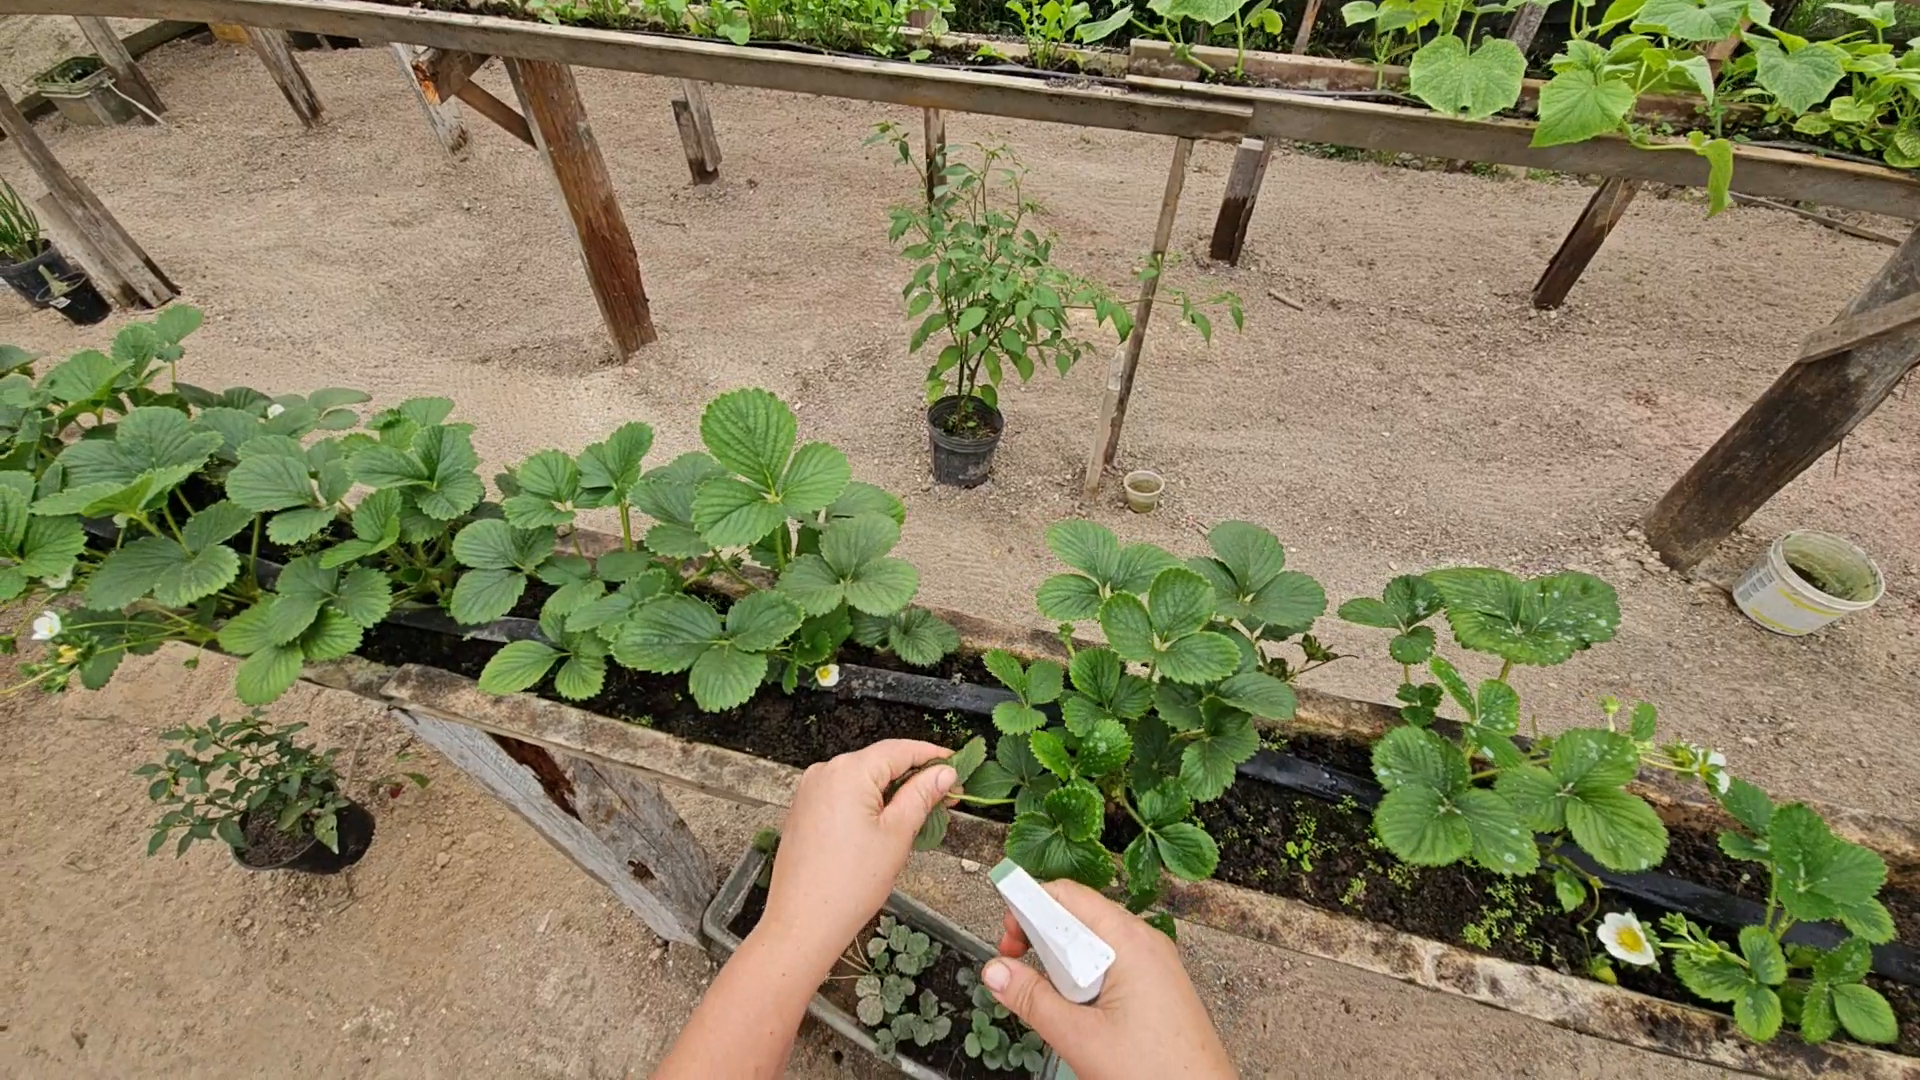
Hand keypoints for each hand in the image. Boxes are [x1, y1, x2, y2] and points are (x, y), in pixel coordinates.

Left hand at [756, 739, 957, 973]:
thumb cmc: (848, 885)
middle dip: (914, 775)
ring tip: (920, 812)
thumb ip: (922, 795)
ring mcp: (811, 789)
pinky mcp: (805, 808)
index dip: (932, 755)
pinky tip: (886, 821)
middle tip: (945, 795)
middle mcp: (825, 771)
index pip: (900, 749)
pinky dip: (869, 800)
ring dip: (892, 790)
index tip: (955, 764)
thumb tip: (943, 772)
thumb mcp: (897, 834)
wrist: (802, 925)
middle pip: (880, 762)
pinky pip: (844, 792)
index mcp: (848, 771)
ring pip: (863, 778)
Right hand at [984, 879, 1234, 1079]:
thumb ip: (1032, 999)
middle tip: (1017, 965)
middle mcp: (1145, 941)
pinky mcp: (1159, 984)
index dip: (1029, 905)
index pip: (1067, 895)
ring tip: (1054, 997)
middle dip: (1042, 937)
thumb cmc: (1159, 1075)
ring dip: (1064, 961)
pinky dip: (1087, 975)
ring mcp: (1155, 962)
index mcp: (1128, 940)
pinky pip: (1113, 962)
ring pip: (1095, 942)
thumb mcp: (1080, 1037)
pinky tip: (1080, 1007)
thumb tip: (996, 970)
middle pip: (1079, 916)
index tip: (1006, 930)